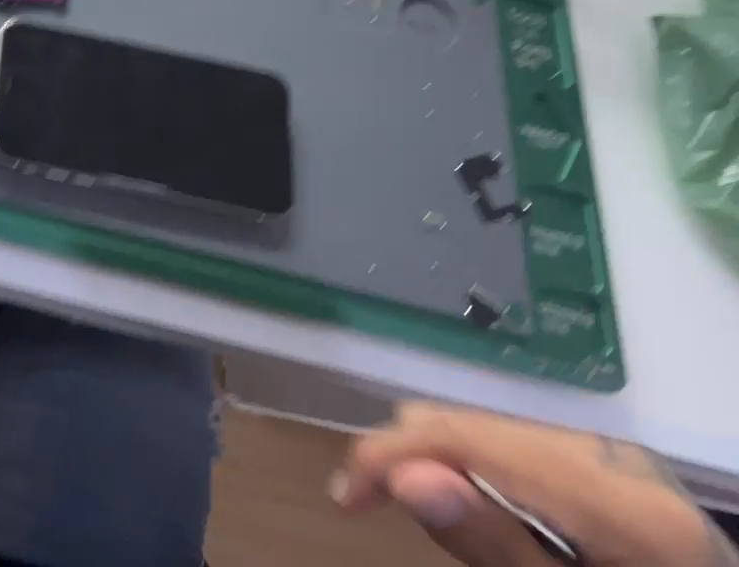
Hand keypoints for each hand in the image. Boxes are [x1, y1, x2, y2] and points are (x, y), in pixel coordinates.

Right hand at [334, 403, 734, 566]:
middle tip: (381, 509)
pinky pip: (507, 441)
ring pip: (479, 426)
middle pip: (467, 425)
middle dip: (409, 459)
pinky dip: (472, 467)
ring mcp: (614, 455)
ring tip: (436, 513)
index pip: (468, 438)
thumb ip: (491, 543)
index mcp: (623, 503)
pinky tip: (476, 506)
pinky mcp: (607, 461)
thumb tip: (403, 477)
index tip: (345, 498)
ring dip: (437, 462)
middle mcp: (616, 458)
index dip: (389, 454)